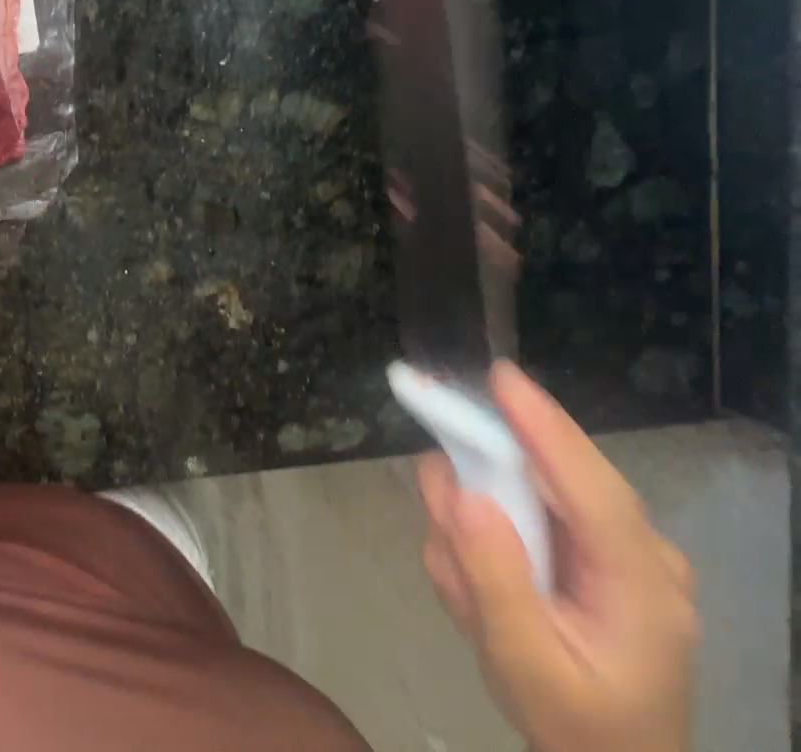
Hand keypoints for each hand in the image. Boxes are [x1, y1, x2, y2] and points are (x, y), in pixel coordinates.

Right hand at [417, 362, 698, 751]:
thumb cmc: (573, 719)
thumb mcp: (522, 660)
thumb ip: (494, 579)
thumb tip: (465, 494)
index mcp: (641, 584)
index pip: (590, 488)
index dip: (544, 428)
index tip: (500, 377)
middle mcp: (639, 555)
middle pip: (549, 483)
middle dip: (481, 501)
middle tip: (452, 560)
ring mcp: (617, 554)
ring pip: (523, 501)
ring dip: (475, 540)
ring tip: (472, 604)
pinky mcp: (590, 555)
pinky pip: (521, 520)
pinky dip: (483, 548)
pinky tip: (484, 597)